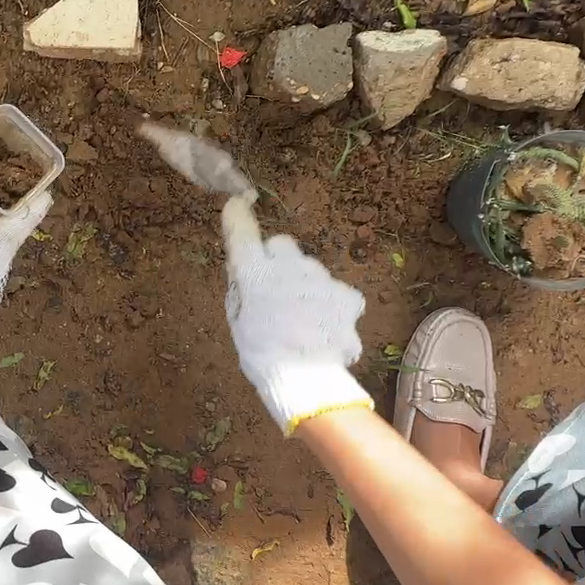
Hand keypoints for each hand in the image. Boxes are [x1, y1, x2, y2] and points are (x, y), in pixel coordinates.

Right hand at [221, 192, 372, 432]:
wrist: (306, 380)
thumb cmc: (261, 354)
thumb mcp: (238, 322)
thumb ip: (241, 291)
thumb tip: (244, 273)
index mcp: (255, 275)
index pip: (241, 233)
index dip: (237, 218)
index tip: (236, 205)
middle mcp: (288, 267)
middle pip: (282, 245)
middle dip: (277, 259)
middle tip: (275, 286)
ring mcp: (321, 279)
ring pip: (310, 269)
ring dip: (304, 284)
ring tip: (303, 319)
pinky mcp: (347, 295)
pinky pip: (335, 291)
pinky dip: (330, 304)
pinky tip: (325, 327)